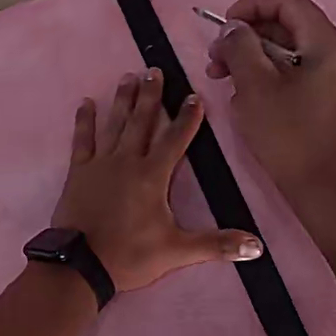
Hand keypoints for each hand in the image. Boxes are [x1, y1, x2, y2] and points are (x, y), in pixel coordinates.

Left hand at [52, 68, 262, 291]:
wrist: (79, 265)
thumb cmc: (130, 255)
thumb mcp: (178, 251)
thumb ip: (217, 244)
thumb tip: (257, 247)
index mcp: (153, 176)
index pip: (176, 139)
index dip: (188, 118)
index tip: (194, 96)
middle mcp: (127, 162)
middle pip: (142, 121)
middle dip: (151, 95)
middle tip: (155, 70)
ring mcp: (100, 164)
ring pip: (115, 124)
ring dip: (123, 100)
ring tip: (128, 77)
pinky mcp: (78, 173)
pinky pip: (82, 140)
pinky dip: (85, 122)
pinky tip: (86, 103)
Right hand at [205, 0, 335, 202]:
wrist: (318, 186)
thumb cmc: (287, 136)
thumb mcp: (255, 86)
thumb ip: (241, 47)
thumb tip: (234, 29)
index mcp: (326, 44)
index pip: (288, 1)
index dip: (251, 5)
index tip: (224, 26)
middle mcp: (334, 54)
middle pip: (286, 25)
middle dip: (246, 36)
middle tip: (216, 59)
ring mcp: (330, 77)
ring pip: (285, 51)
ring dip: (251, 58)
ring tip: (222, 78)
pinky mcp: (322, 98)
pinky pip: (291, 73)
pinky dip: (264, 76)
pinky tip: (243, 96)